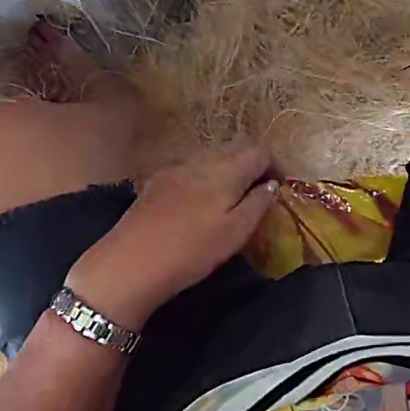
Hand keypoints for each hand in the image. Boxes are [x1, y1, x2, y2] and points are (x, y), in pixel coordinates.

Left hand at [65, 143, 276, 329]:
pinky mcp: (156, 181)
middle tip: (257, 194)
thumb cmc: (191, 251)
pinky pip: (189, 168)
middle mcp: (200, 160)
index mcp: (225, 171)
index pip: (259, 150)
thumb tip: (271, 184)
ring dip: (226, 170)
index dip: (274, 165)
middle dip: (251, 165)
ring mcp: (174, 168)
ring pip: (210, 157)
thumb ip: (257, 204)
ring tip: (228, 200)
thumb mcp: (234, 233)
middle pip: (234, 149)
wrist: (131, 261)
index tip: (278, 188)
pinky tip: (196, 203)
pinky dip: (202, 177)